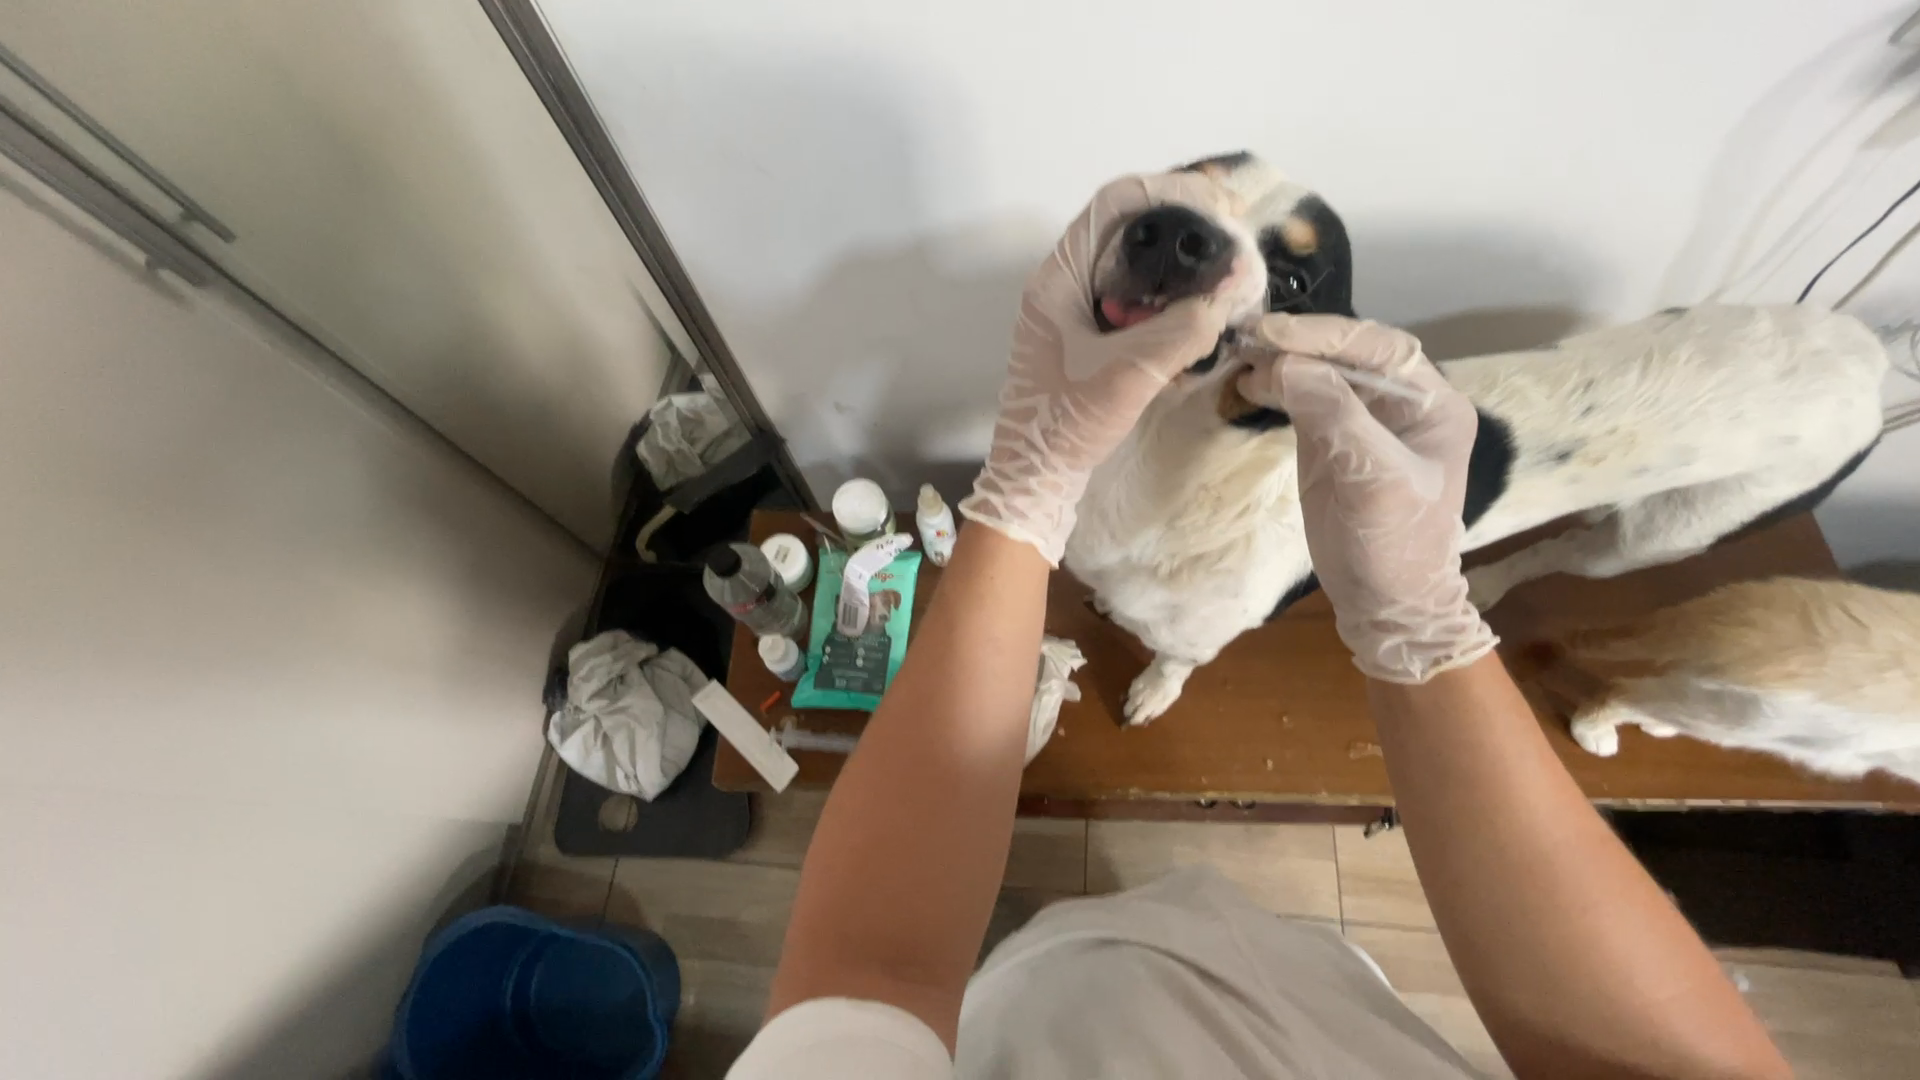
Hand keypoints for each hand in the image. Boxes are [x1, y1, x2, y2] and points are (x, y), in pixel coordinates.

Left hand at [958, 173, 1234, 564]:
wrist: (1034, 476)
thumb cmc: (1067, 423)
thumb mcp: (1131, 373)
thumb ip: (1187, 328)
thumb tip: (1239, 283)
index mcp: (1059, 276)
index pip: (1117, 201)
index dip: (1175, 192)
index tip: (1225, 211)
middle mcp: (1063, 282)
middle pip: (1129, 228)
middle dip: (1185, 229)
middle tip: (1233, 245)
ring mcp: (1072, 310)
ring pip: (1133, 266)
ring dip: (1179, 269)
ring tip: (1224, 280)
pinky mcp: (1085, 336)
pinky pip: (1130, 301)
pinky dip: (1166, 303)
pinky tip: (1196, 320)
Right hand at [1236, 315, 1496, 682]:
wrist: (1384, 599)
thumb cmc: (1394, 543)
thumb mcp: (1375, 480)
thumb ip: (1337, 417)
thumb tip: (1288, 366)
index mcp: (1430, 402)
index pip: (1378, 349)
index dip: (1325, 335)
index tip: (1273, 333)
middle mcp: (1398, 402)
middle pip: (1346, 354)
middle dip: (1298, 343)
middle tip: (1247, 337)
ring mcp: (1361, 420)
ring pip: (1319, 373)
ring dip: (1280, 362)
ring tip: (1239, 357)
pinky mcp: (1328, 440)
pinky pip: (1302, 400)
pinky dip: (1274, 389)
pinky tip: (1247, 384)